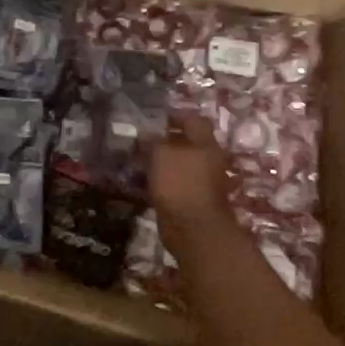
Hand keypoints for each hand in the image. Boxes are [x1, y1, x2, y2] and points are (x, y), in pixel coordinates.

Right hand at [149, 111, 235, 239]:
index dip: (175, 115)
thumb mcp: (160, 154)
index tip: (154, 117)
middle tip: (141, 138)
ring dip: (160, 161)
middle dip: (164, 139)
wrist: (193, 229)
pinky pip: (174, 182)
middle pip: (187, 143)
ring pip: (179, 163)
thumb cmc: (179, 183)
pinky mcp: (191, 199)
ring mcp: (201, 182)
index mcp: (205, 144)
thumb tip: (145, 134)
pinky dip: (160, 179)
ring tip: (137, 158)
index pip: (194, 120)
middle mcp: (207, 160)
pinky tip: (142, 179)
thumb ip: (152, 140)